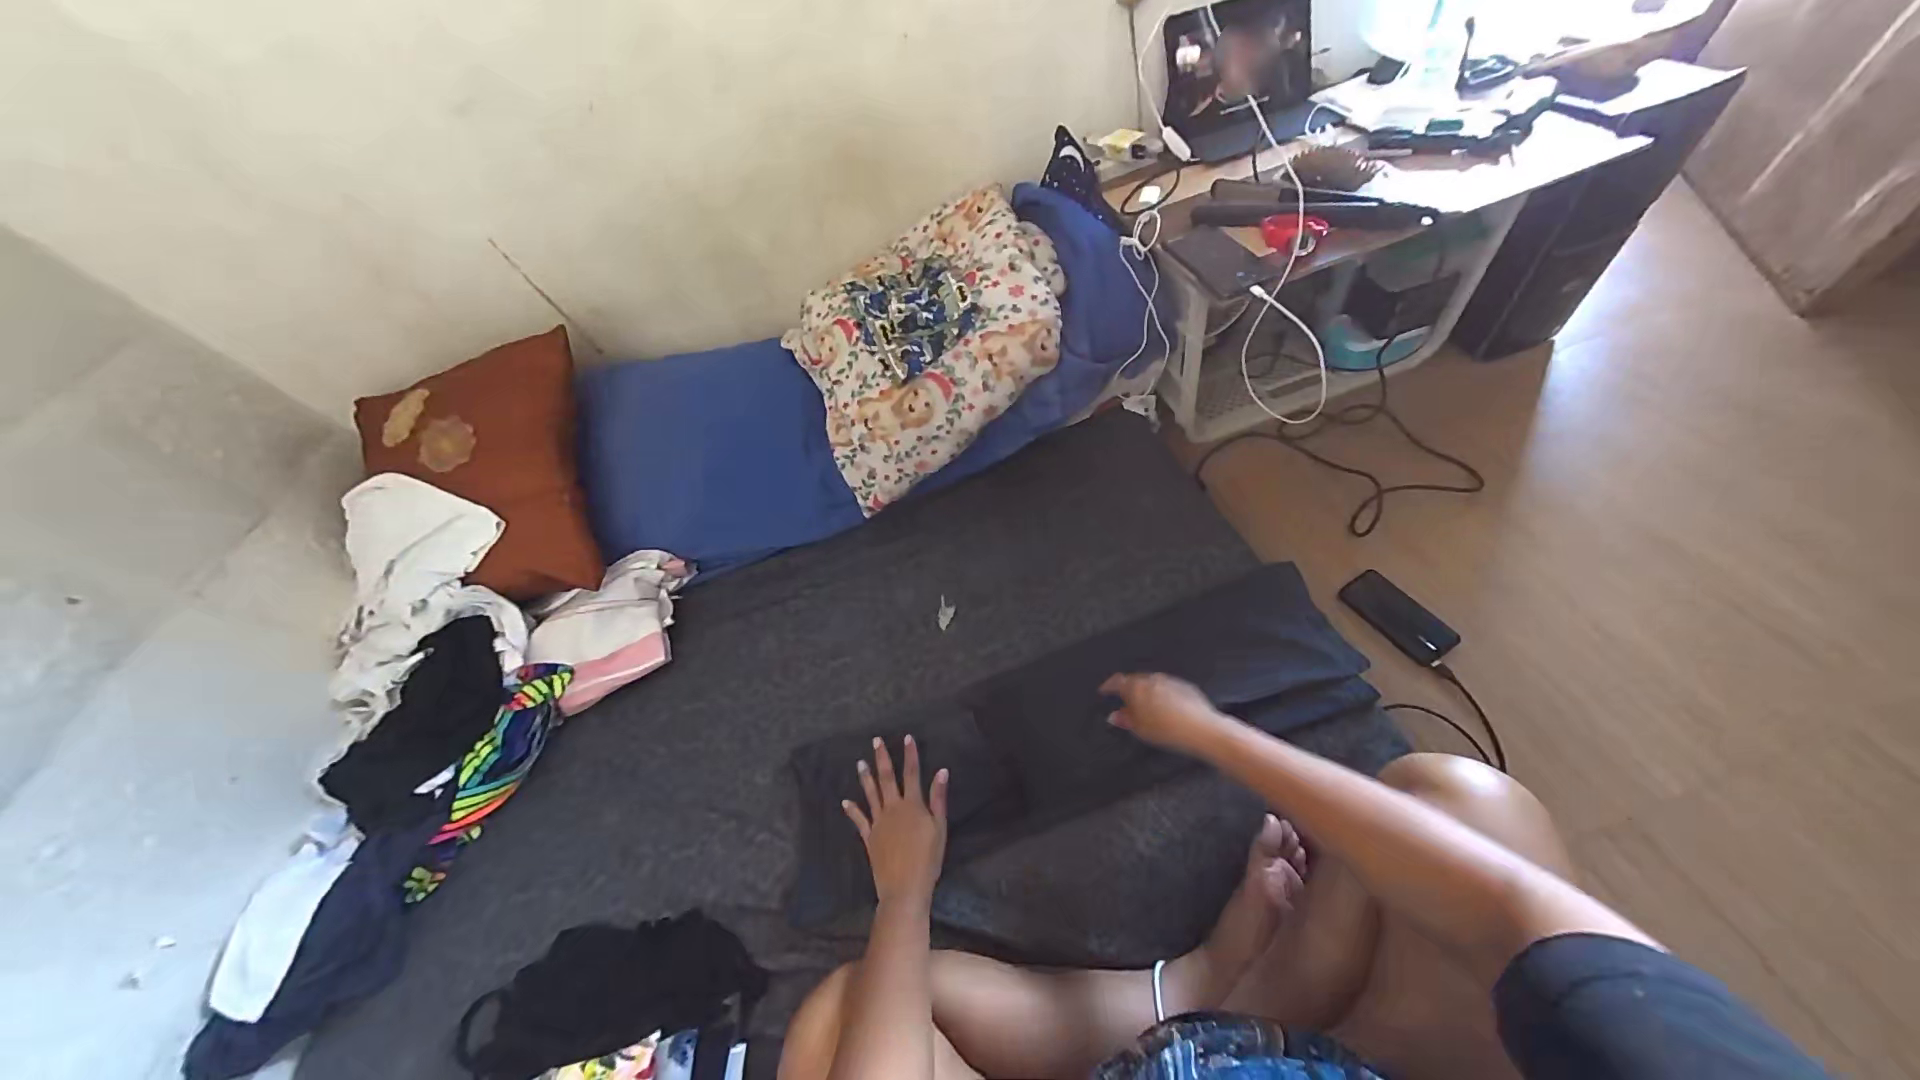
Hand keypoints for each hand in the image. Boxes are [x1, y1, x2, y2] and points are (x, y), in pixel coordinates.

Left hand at [843, 736, 948, 906]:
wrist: (904, 888)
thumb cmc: (928, 859)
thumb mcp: (940, 828)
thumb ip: (938, 799)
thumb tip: (941, 771)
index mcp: (912, 805)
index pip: (912, 773)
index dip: (910, 755)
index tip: (907, 738)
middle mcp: (893, 808)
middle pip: (887, 778)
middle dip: (882, 758)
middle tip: (876, 741)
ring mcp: (878, 822)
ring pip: (871, 794)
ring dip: (866, 777)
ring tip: (860, 762)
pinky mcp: (869, 837)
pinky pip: (859, 820)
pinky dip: (852, 810)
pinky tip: (845, 801)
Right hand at [1101, 672, 1230, 752]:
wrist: (1202, 728)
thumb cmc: (1165, 729)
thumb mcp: (1140, 729)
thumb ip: (1125, 719)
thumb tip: (1113, 715)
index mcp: (1136, 687)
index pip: (1117, 681)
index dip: (1108, 686)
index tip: (1104, 691)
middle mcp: (1151, 678)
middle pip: (1135, 680)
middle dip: (1129, 689)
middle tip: (1126, 702)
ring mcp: (1170, 680)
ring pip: (1152, 683)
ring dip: (1147, 691)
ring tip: (1147, 707)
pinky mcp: (1185, 686)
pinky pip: (1167, 687)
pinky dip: (1162, 694)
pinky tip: (1167, 708)